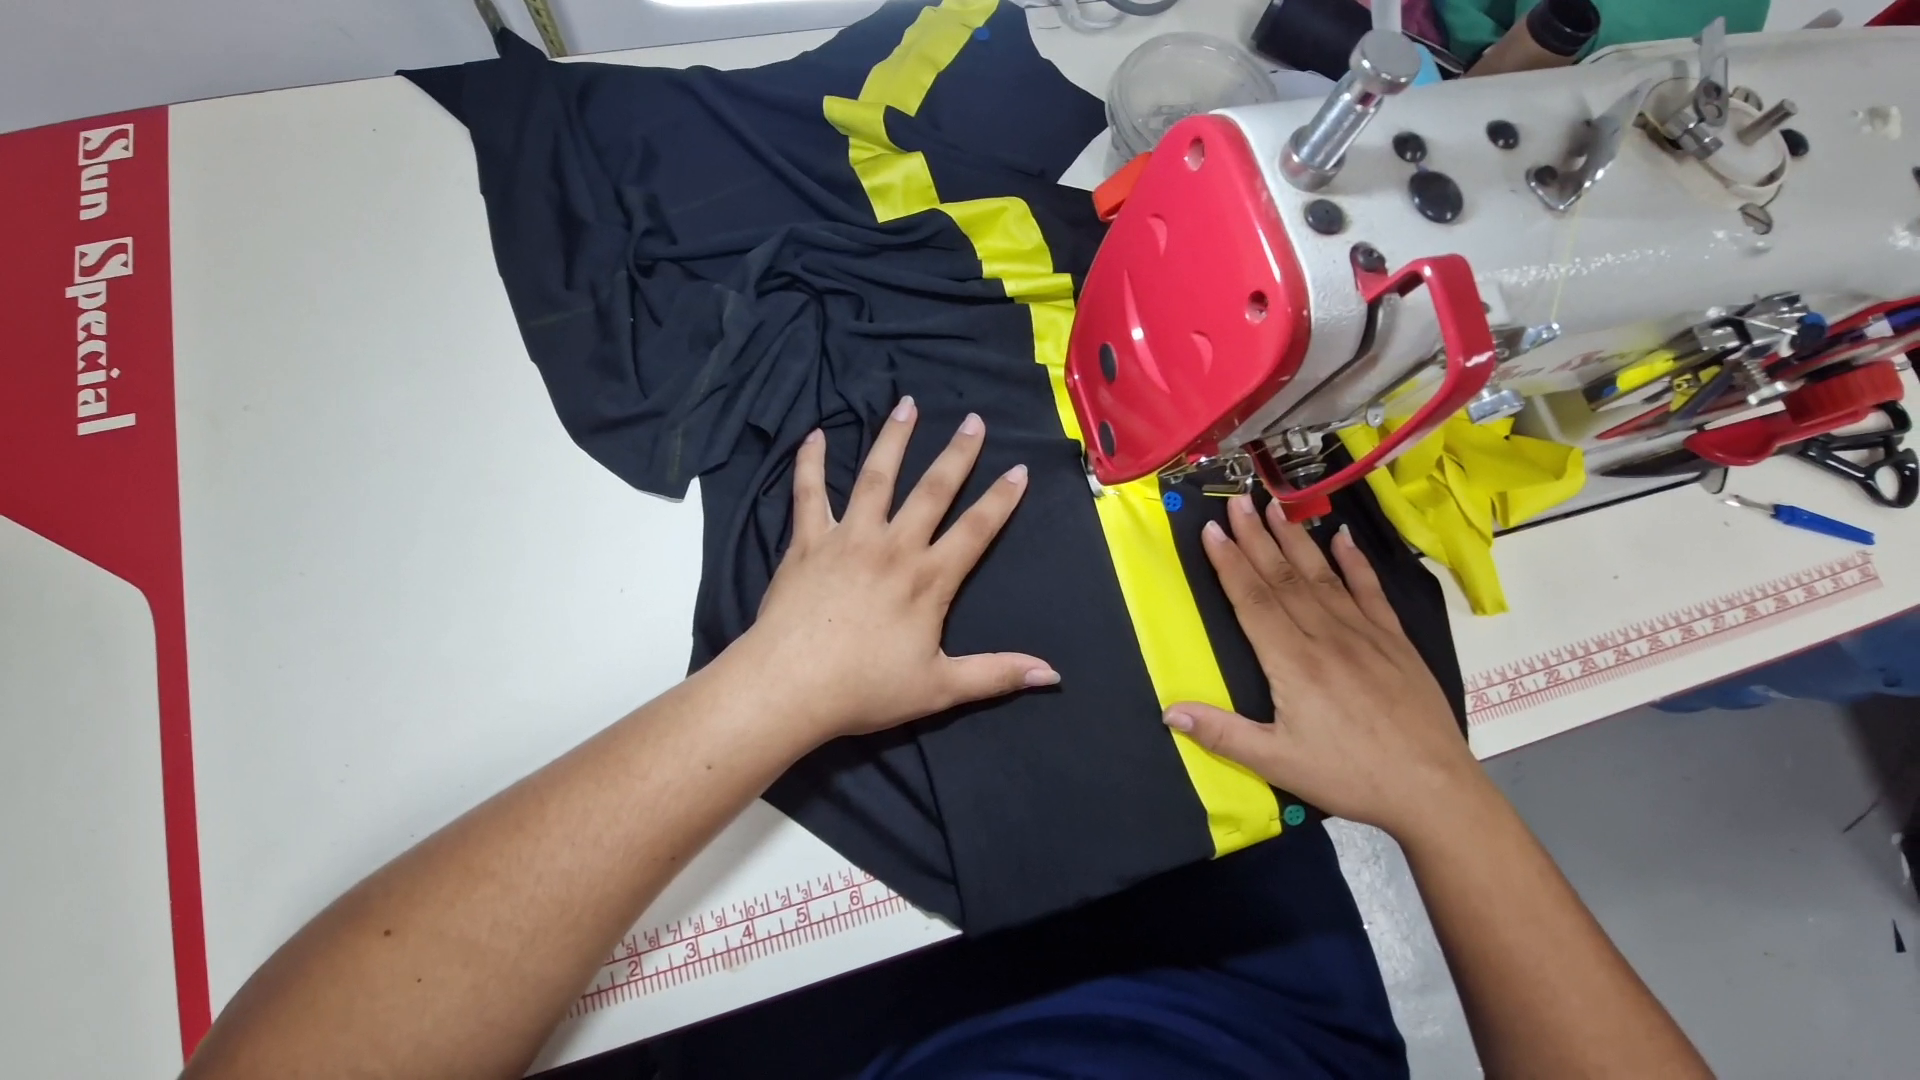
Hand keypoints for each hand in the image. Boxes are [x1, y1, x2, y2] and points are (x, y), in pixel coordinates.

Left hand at [733, 396, 1057, 743]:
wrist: (790, 686)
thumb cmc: (865, 688)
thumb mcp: (940, 687)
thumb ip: (997, 674)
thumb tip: (1053, 674)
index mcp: (928, 580)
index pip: (975, 531)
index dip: (1000, 500)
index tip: (1019, 470)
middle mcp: (893, 547)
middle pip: (932, 491)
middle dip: (956, 454)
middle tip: (973, 420)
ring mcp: (849, 538)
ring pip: (876, 478)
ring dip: (894, 440)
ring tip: (907, 405)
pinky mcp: (808, 542)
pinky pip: (809, 494)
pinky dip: (811, 463)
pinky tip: (814, 435)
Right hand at [1163, 496, 1482, 838]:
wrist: (1434, 790)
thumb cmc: (1350, 776)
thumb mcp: (1278, 763)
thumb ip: (1222, 734)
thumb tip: (1169, 712)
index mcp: (1292, 663)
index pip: (1252, 600)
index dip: (1229, 563)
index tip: (1211, 529)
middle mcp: (1326, 637)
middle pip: (1283, 578)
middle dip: (1255, 537)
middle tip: (1236, 502)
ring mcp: (1365, 635)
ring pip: (1322, 576)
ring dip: (1295, 539)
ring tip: (1275, 507)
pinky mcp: (1395, 642)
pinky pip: (1370, 591)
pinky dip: (1354, 562)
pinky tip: (1341, 538)